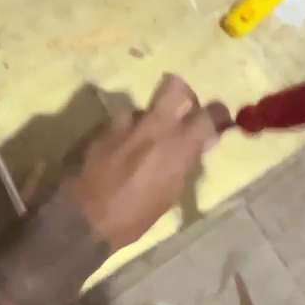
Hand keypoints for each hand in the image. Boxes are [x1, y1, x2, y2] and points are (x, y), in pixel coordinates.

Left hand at [65, 74, 220, 249]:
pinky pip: (121, 120)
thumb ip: (187, 162)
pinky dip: (125, 130)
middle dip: (183, 95)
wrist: (86, 217)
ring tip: (143, 139)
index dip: (218, 114)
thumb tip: (202, 143)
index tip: (218, 120)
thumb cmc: (136, 216)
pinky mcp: (104, 129)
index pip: (209, 114)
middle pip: (176, 87)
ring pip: (144, 106)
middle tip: (182, 112)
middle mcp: (156, 126)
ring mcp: (127, 124)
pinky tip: (120, 147)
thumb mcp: (171, 194)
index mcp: (179, 146)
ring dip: (148, 118)